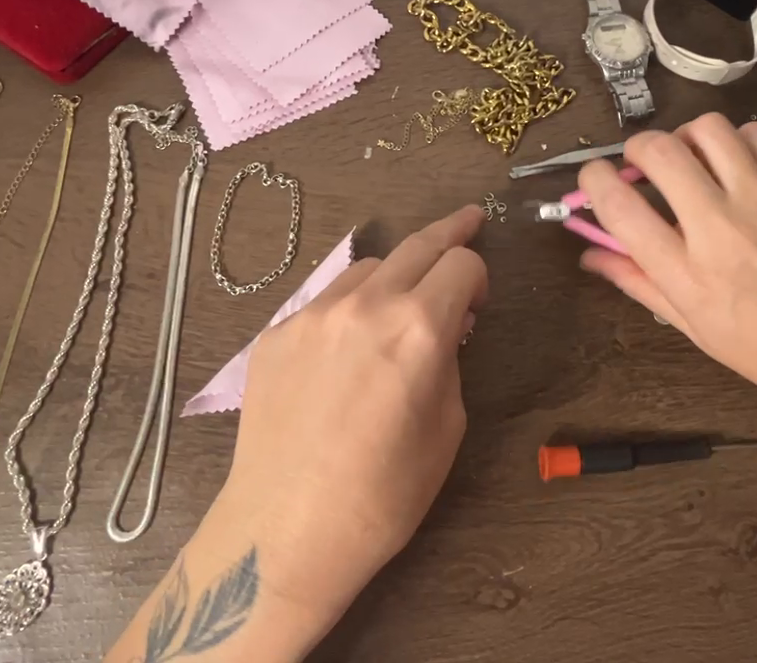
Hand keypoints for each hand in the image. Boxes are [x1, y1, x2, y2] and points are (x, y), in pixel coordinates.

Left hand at [210, 205, 487, 621]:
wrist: (283, 534)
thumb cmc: (383, 495)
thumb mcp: (447, 427)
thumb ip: (450, 360)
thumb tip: (445, 329)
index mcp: (419, 328)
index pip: (462, 263)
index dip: (479, 277)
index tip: (478, 303)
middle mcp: (366, 305)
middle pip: (418, 244)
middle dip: (451, 232)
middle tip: (469, 222)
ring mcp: (313, 315)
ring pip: (369, 267)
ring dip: (396, 275)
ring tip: (400, 308)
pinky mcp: (276, 334)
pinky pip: (326, 302)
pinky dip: (350, 309)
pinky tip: (346, 351)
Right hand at [576, 113, 756, 425]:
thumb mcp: (692, 326)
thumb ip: (637, 282)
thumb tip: (589, 253)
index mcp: (687, 273)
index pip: (619, 207)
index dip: (592, 182)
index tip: (593, 180)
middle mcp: (720, 227)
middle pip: (657, 151)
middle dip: (635, 149)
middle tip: (641, 166)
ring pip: (706, 129)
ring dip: (685, 137)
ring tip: (689, 161)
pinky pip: (756, 134)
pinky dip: (734, 140)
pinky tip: (734, 165)